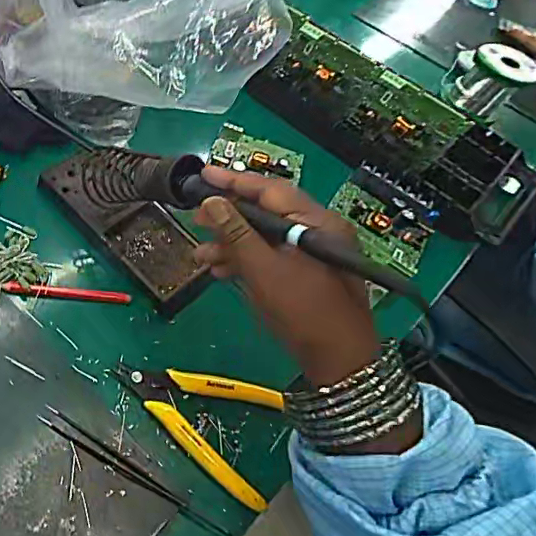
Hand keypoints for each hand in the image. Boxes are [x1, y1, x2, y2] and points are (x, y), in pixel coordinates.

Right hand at [190, 166, 379, 384]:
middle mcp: (319, 231)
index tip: (205, 174)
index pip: (270, 189)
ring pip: (265, 236)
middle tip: (197, 217)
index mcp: (316, 222)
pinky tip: (222, 269)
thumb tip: (214, 203)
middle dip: (228, 216)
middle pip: (267, 211)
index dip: (234, 181)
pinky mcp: (307, 272)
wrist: (338, 361)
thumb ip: (236, 233)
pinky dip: (246, 260)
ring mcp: (313, 253)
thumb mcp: (262, 269)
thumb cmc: (303, 312)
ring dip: (231, 243)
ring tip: (202, 253)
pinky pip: (271, 255)